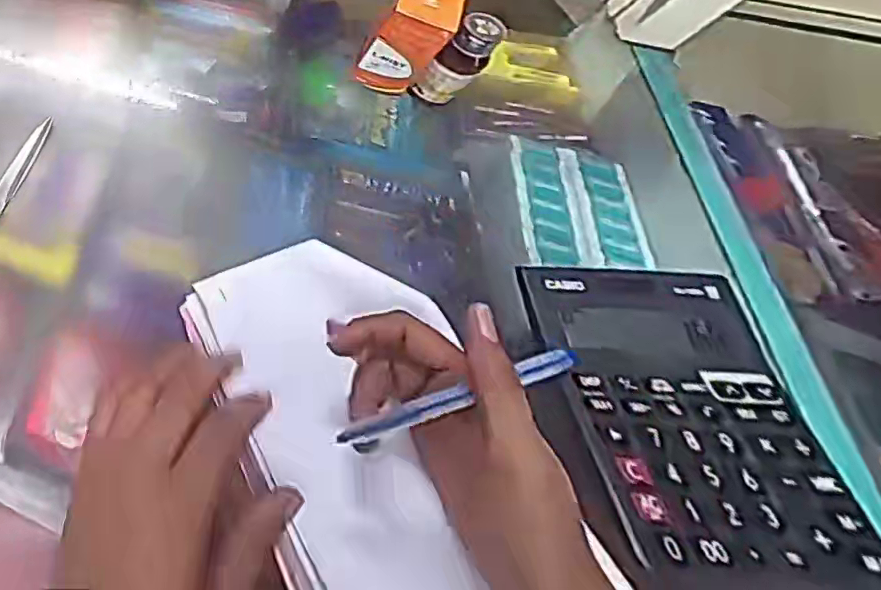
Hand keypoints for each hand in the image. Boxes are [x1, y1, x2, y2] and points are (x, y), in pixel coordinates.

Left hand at [58, 345, 300, 589]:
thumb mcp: (214, 588)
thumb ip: (250, 540)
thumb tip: (288, 495)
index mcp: (178, 499)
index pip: (220, 433)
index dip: (245, 409)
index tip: (262, 397)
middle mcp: (139, 464)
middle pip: (177, 396)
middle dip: (208, 369)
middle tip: (231, 357)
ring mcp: (106, 457)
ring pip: (139, 389)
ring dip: (167, 364)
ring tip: (191, 353)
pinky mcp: (84, 460)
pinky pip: (104, 403)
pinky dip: (127, 380)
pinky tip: (141, 375)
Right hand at [328, 304, 601, 589]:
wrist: (539, 585)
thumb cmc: (535, 526)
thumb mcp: (515, 448)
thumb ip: (497, 380)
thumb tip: (480, 317)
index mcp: (477, 383)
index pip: (414, 336)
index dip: (374, 330)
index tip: (341, 339)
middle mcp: (457, 392)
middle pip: (395, 351)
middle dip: (364, 358)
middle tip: (345, 378)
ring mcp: (441, 416)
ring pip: (388, 376)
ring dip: (365, 387)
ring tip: (362, 416)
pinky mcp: (430, 440)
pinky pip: (391, 406)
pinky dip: (371, 408)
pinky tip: (367, 422)